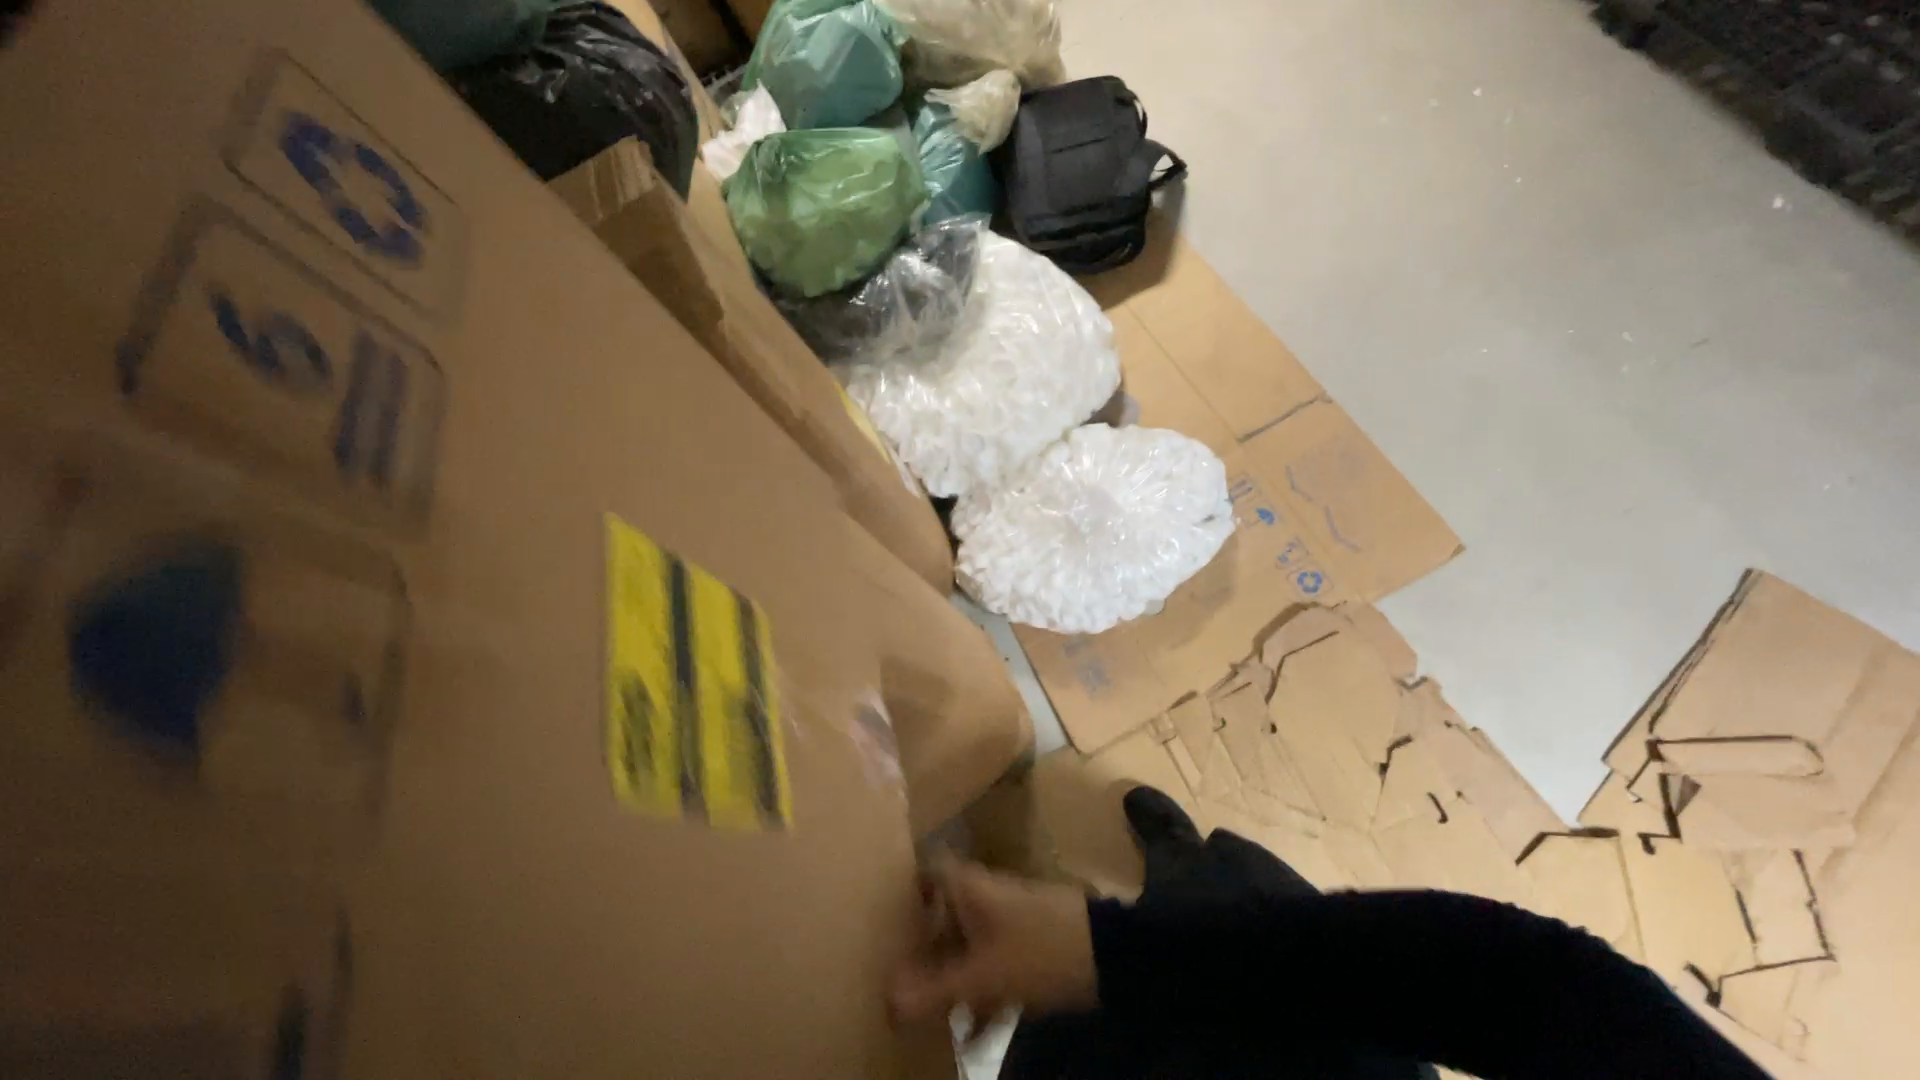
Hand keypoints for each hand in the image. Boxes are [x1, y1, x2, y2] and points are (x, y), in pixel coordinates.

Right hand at [891, 857, 1098, 1025]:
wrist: (1111, 954)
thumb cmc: (1039, 949)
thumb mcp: (982, 977)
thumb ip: (933, 990)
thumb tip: (887, 1000)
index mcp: (967, 888)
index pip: (926, 872)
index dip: (902, 891)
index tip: (881, 921)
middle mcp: (983, 896)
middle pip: (940, 916)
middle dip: (920, 952)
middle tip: (896, 983)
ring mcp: (1007, 920)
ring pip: (965, 944)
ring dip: (949, 980)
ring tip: (927, 1017)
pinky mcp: (1027, 945)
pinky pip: (991, 965)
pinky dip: (981, 994)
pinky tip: (973, 1033)